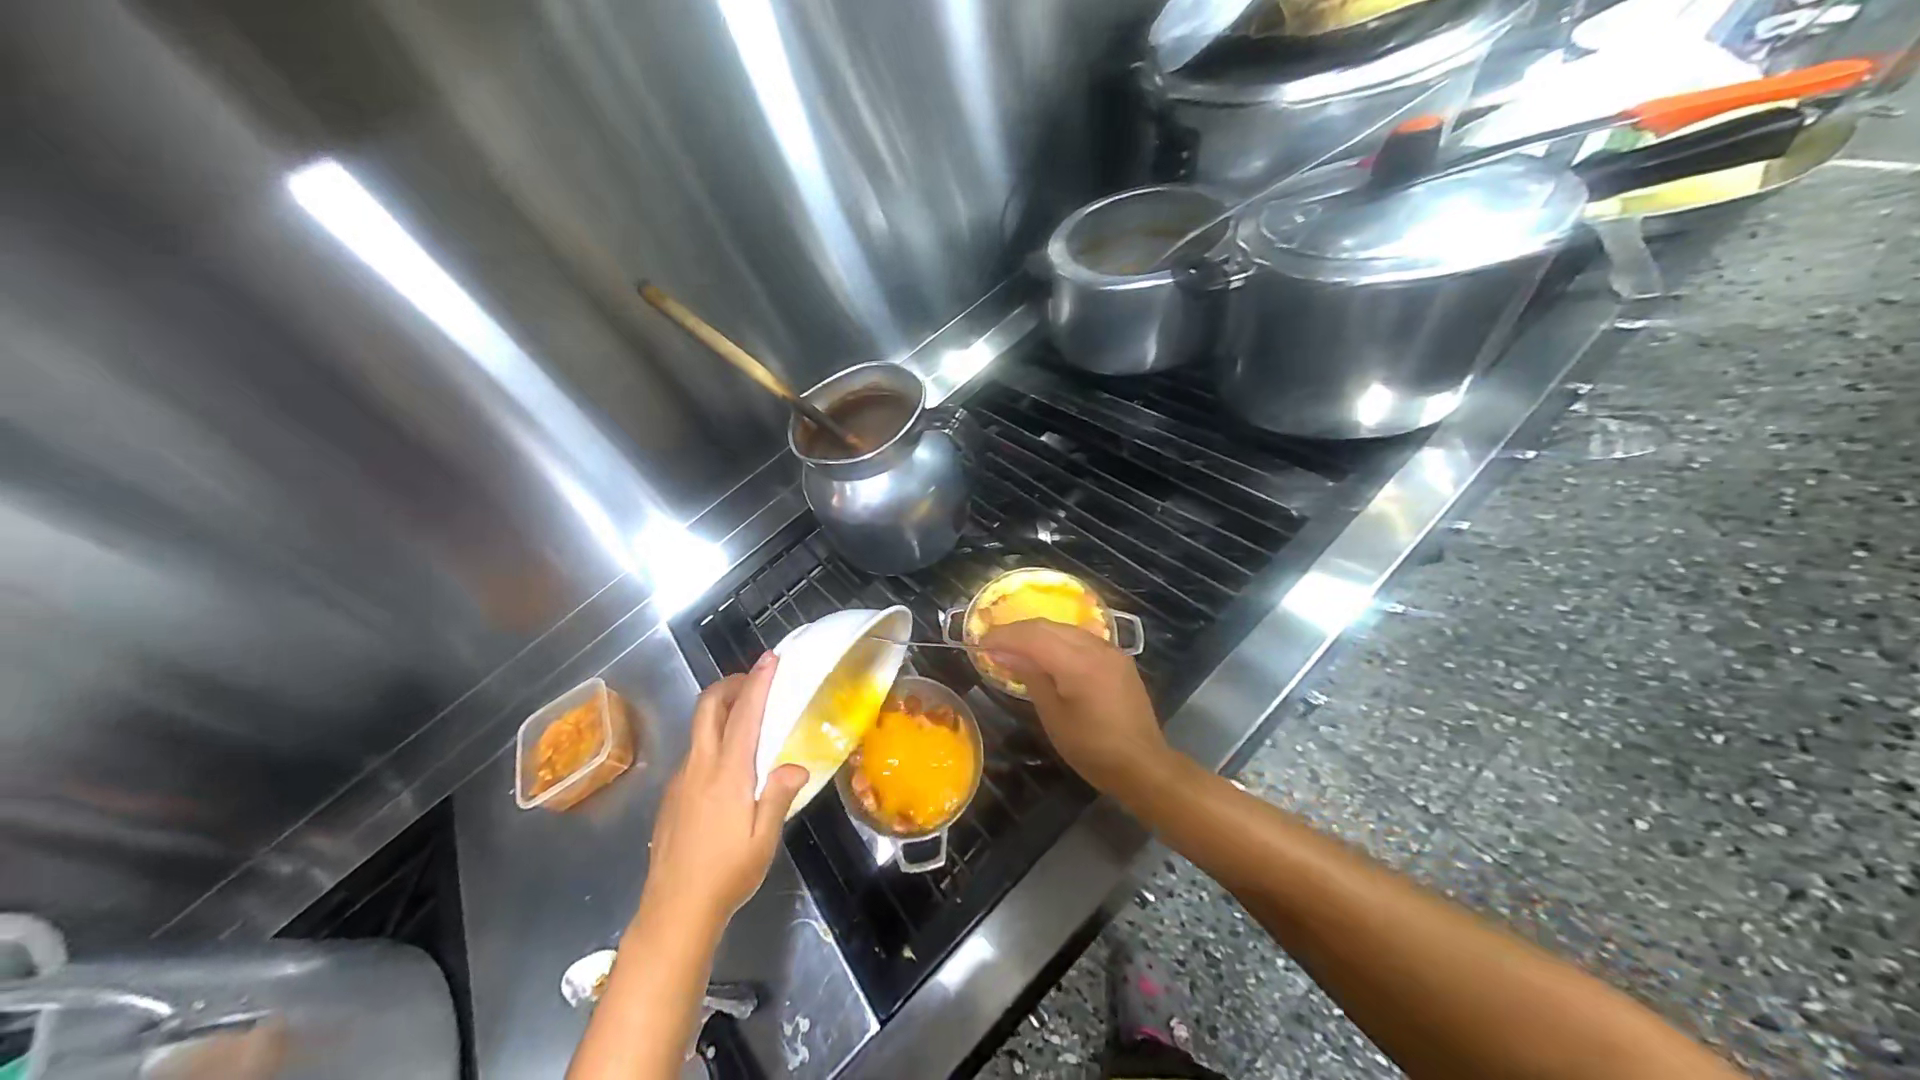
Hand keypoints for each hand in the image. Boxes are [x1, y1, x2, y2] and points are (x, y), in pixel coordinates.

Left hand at [638, 652, 807, 933]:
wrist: (674, 911)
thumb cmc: (727, 875)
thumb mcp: (764, 840)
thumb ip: (778, 796)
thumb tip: (794, 764)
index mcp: (726, 774)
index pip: (744, 715)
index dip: (758, 682)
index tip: (770, 659)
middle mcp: (699, 768)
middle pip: (708, 707)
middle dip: (730, 685)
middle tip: (756, 681)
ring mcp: (681, 780)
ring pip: (699, 728)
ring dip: (721, 709)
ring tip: (749, 717)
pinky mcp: (672, 795)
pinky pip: (695, 752)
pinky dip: (713, 737)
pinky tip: (730, 764)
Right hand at [979, 619, 1170, 795]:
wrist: (1143, 764)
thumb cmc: (1092, 749)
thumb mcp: (1053, 717)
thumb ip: (1030, 677)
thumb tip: (1003, 653)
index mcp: (1079, 664)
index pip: (1033, 636)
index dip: (1003, 636)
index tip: (979, 643)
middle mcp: (1096, 648)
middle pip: (1048, 626)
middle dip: (1017, 630)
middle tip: (991, 642)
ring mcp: (1110, 650)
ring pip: (1065, 628)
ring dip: (1036, 633)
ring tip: (1013, 647)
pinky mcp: (1118, 658)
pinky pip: (1081, 638)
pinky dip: (1057, 640)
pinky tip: (1045, 653)